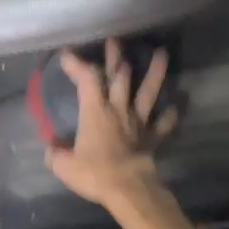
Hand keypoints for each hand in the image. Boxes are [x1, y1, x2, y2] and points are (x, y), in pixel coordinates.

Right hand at [45, 38, 179, 206]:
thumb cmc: (94, 172)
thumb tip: (52, 148)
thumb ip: (55, 153)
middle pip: (120, 76)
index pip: (87, 79)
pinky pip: (163, 124)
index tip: (68, 54)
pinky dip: (170, 114)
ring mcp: (138, 122)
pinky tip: (176, 106)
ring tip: (162, 53)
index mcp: (94, 111)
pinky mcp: (152, 138)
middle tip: (116, 40)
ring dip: (155, 72)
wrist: (128, 189)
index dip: (77, 64)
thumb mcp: (63, 165)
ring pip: (148, 92)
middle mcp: (118, 109)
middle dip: (116, 56)